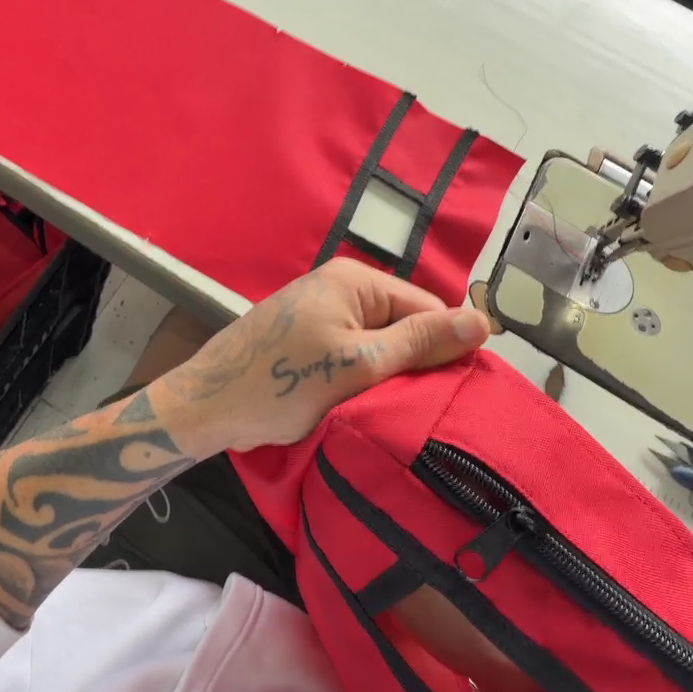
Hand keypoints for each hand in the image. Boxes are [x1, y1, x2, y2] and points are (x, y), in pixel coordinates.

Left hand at [153, 258, 490, 454]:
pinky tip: (367, 405)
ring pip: (378, 344)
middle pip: (403, 325)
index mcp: (355, 280)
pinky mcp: (305, 338)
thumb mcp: (359, 365)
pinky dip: (362, 378)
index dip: (445, 349)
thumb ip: (419, 342)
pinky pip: (352, 354)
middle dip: (415, 364)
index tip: (456, 395)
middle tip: (426, 408)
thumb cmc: (281, 384)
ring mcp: (319, 312)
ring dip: (389, 375)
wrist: (208, 405)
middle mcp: (339, 286)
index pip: (427, 308)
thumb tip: (484, 320)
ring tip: (398, 411)